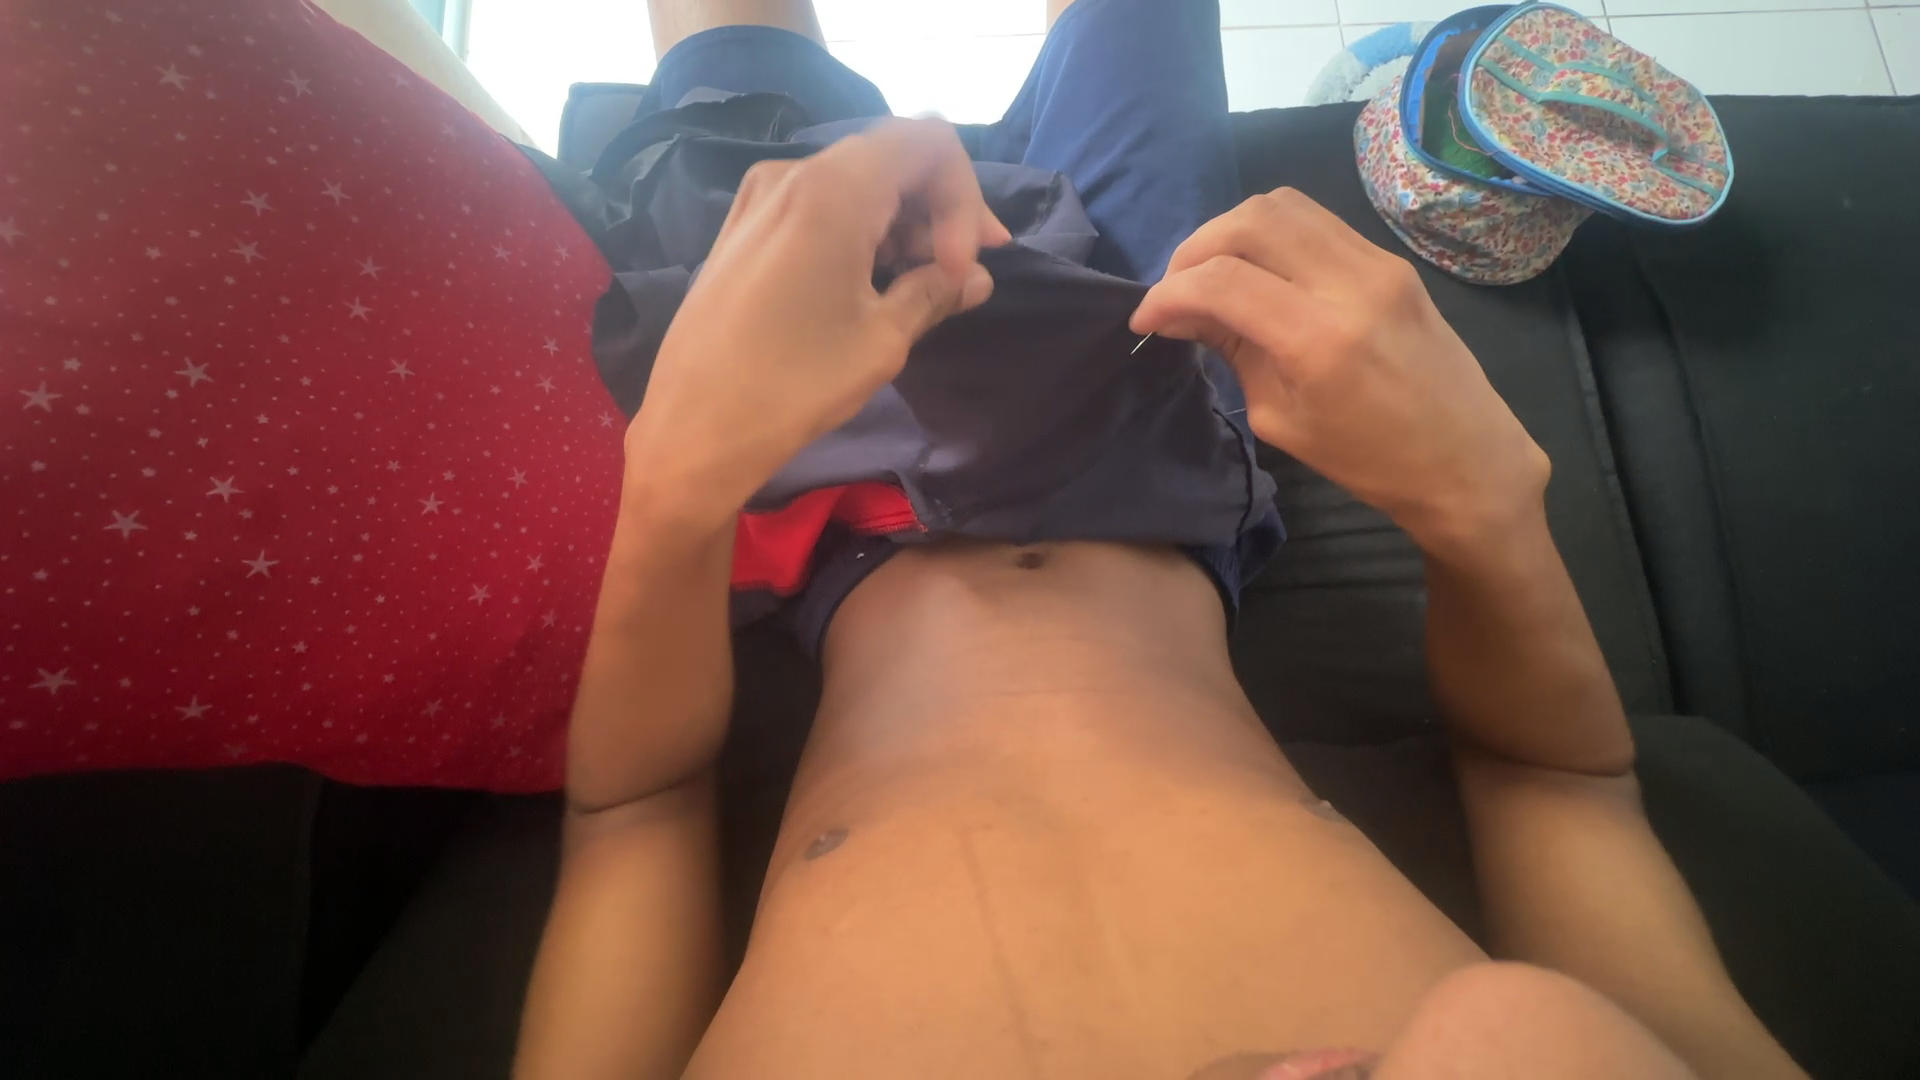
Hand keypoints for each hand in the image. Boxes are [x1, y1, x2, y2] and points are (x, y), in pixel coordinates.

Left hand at [625, 118, 1009, 522]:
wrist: (696, 426)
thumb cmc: (795, 384)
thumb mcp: (882, 340)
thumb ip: (935, 293)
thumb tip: (977, 278)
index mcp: (832, 189)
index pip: (928, 143)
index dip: (964, 198)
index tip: (964, 266)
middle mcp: (792, 174)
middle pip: (891, 159)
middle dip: (939, 211)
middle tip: (963, 275)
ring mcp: (760, 200)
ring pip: (856, 185)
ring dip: (901, 227)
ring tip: (918, 288)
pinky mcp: (744, 231)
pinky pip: (819, 209)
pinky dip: (860, 235)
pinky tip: (869, 285)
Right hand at [1131, 188, 1549, 555]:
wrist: (1464, 457)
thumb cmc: (1364, 459)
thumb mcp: (1278, 416)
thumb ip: (1231, 350)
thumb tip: (1180, 315)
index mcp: (1317, 338)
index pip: (1221, 281)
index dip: (1166, 294)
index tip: (1143, 319)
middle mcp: (1349, 282)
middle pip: (1249, 222)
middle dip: (1192, 251)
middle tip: (1174, 293)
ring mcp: (1376, 262)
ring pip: (1281, 206)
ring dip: (1228, 233)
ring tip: (1209, 277)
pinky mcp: (1388, 259)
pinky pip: (1313, 221)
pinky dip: (1266, 236)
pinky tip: (1253, 273)